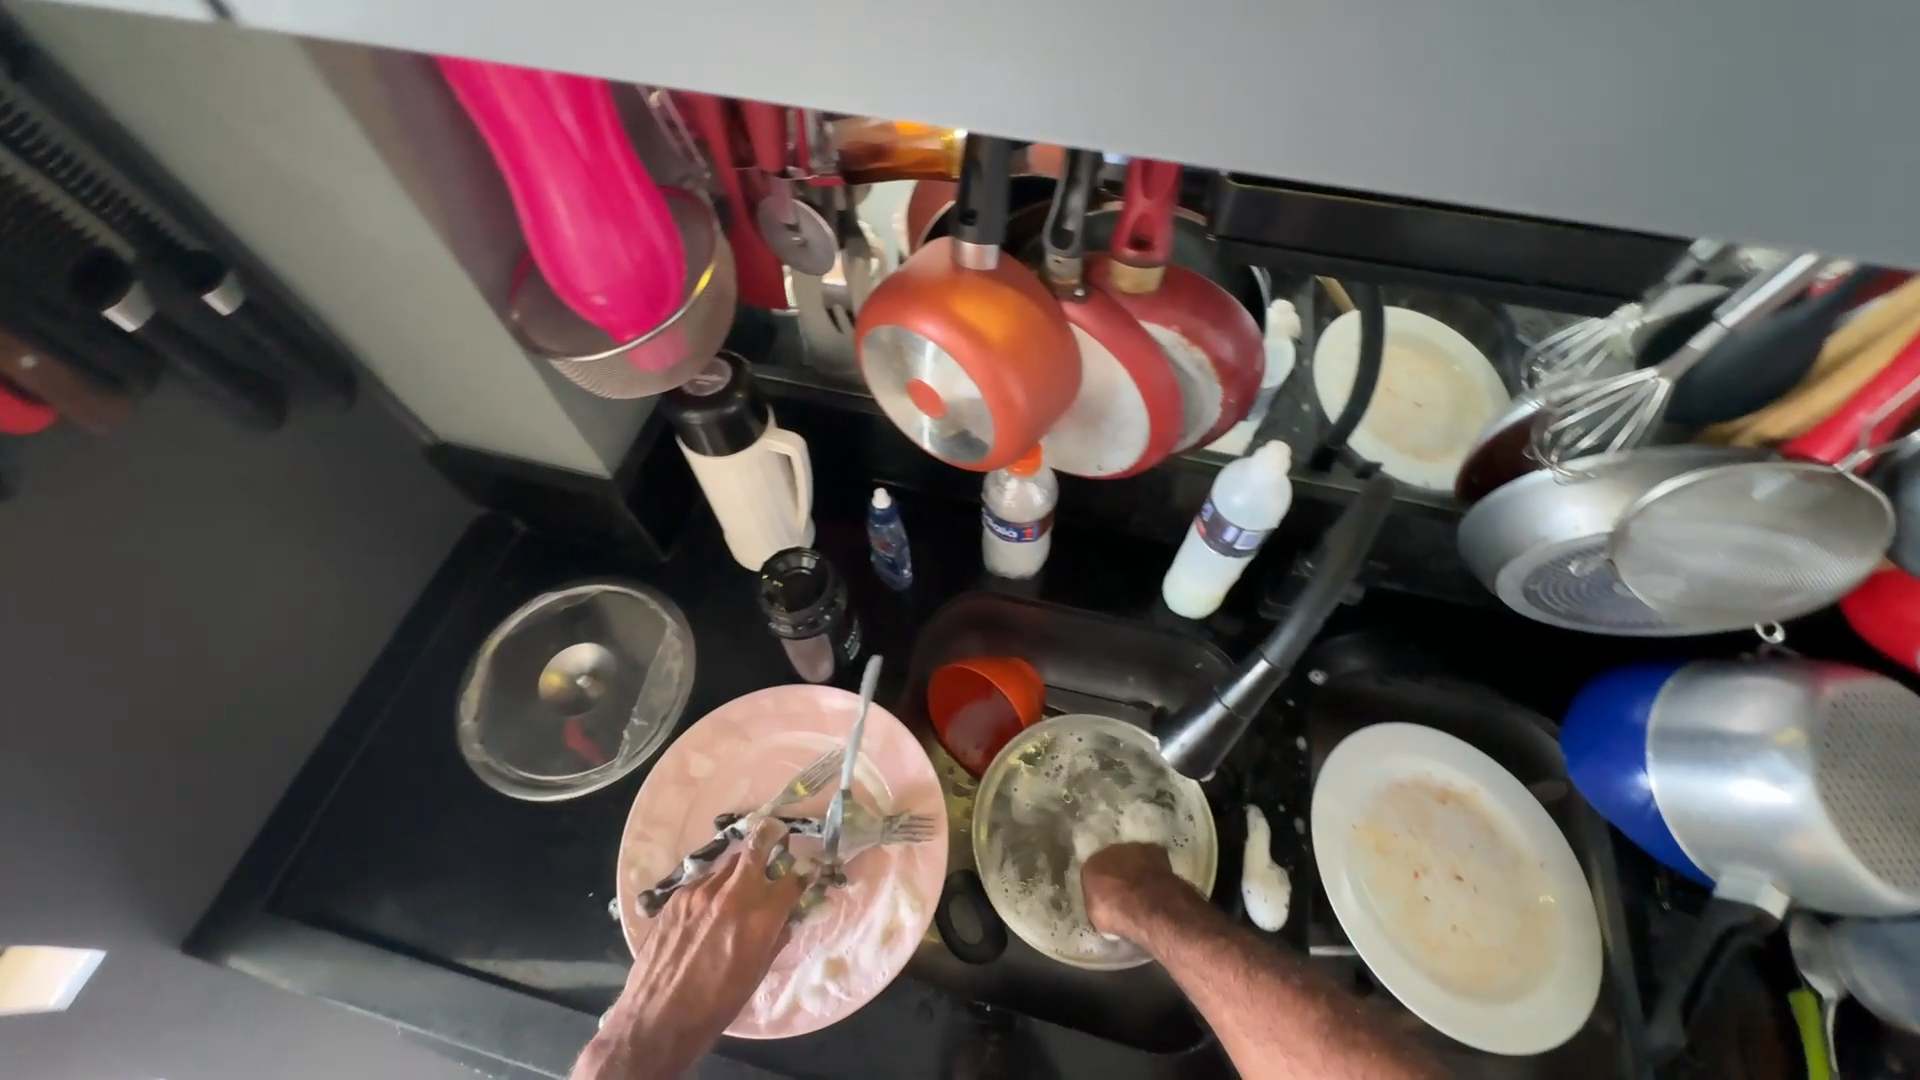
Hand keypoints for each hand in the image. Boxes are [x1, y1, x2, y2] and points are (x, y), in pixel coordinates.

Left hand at [574, 819, 803, 1079]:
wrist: (657, 1019)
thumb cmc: (715, 1005)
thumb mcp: (756, 974)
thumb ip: (775, 938)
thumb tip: (786, 918)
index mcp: (760, 918)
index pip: (791, 881)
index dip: (800, 877)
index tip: (802, 877)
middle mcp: (733, 896)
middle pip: (757, 848)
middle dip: (769, 837)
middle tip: (775, 833)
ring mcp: (701, 892)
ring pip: (728, 863)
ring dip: (739, 868)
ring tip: (738, 881)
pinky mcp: (677, 897)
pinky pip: (703, 880)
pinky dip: (713, 886)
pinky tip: (709, 905)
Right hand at [1080, 842, 1198, 940]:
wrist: (1148, 904)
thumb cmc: (1117, 913)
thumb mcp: (1097, 917)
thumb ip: (1096, 902)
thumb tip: (1101, 903)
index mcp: (1091, 866)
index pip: (1093, 874)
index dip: (1101, 886)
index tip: (1108, 899)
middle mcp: (1109, 851)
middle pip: (1112, 862)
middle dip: (1118, 874)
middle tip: (1127, 894)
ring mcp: (1133, 848)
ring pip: (1132, 858)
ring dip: (1136, 869)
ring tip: (1145, 889)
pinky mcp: (1154, 849)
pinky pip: (1152, 858)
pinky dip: (1154, 868)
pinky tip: (1158, 883)